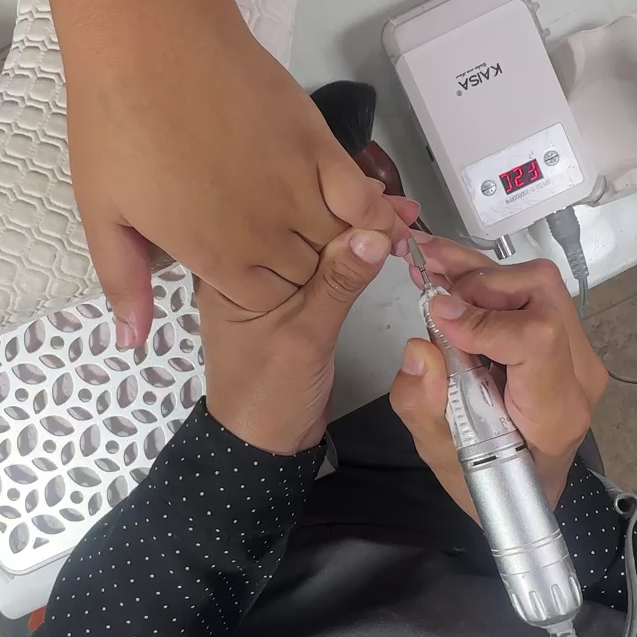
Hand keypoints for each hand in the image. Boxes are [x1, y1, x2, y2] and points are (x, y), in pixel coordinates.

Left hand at [65, 0, 405, 347]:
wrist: (150, 36)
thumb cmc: (116, 122)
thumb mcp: (102, 214)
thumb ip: (126, 283)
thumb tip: (132, 344)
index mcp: (216, 255)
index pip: (268, 298)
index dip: (269, 290)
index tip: (261, 272)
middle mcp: (266, 232)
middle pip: (307, 273)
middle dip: (304, 270)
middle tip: (291, 245)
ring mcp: (297, 187)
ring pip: (341, 239)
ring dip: (342, 243)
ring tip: (334, 232)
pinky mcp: (318, 145)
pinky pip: (361, 196)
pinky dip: (372, 212)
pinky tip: (374, 212)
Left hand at [199, 224, 394, 454]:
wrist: (262, 442)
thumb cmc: (269, 390)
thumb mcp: (306, 334)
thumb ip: (338, 283)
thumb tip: (374, 230)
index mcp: (231, 265)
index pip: (285, 217)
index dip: (336, 201)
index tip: (383, 193)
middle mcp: (247, 264)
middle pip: (304, 225)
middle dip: (355, 211)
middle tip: (405, 206)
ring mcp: (271, 282)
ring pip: (319, 244)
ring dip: (359, 231)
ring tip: (405, 216)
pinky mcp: (292, 298)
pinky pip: (324, 267)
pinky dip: (353, 255)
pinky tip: (381, 241)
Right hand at [389, 235, 608, 519]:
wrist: (524, 487)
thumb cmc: (484, 478)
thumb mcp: (437, 452)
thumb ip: (422, 404)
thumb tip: (418, 348)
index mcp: (552, 413)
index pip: (537, 339)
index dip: (484, 319)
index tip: (437, 317)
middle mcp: (577, 375)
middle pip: (541, 295)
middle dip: (477, 288)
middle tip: (434, 302)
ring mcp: (578, 352)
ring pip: (537, 282)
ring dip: (478, 274)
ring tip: (429, 266)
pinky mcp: (566, 336)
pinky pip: (532, 290)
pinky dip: (485, 277)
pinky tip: (448, 271)